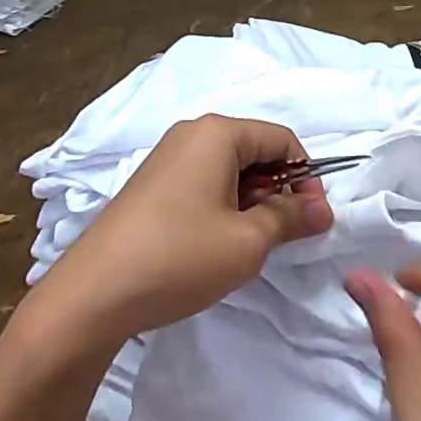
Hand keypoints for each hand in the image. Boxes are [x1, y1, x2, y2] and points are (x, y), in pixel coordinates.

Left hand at [31, 114, 334, 339]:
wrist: (97, 289)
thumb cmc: (180, 256)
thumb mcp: (246, 241)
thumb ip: (289, 217)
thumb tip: (323, 207)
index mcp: (216, 132)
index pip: (281, 139)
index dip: (305, 176)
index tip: (312, 219)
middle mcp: (191, 133)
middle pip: (254, 149)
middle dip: (278, 189)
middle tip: (283, 236)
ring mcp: (168, 155)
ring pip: (229, 167)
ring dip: (251, 199)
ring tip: (250, 243)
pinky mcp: (154, 181)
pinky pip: (204, 179)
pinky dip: (223, 203)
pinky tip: (218, 241)